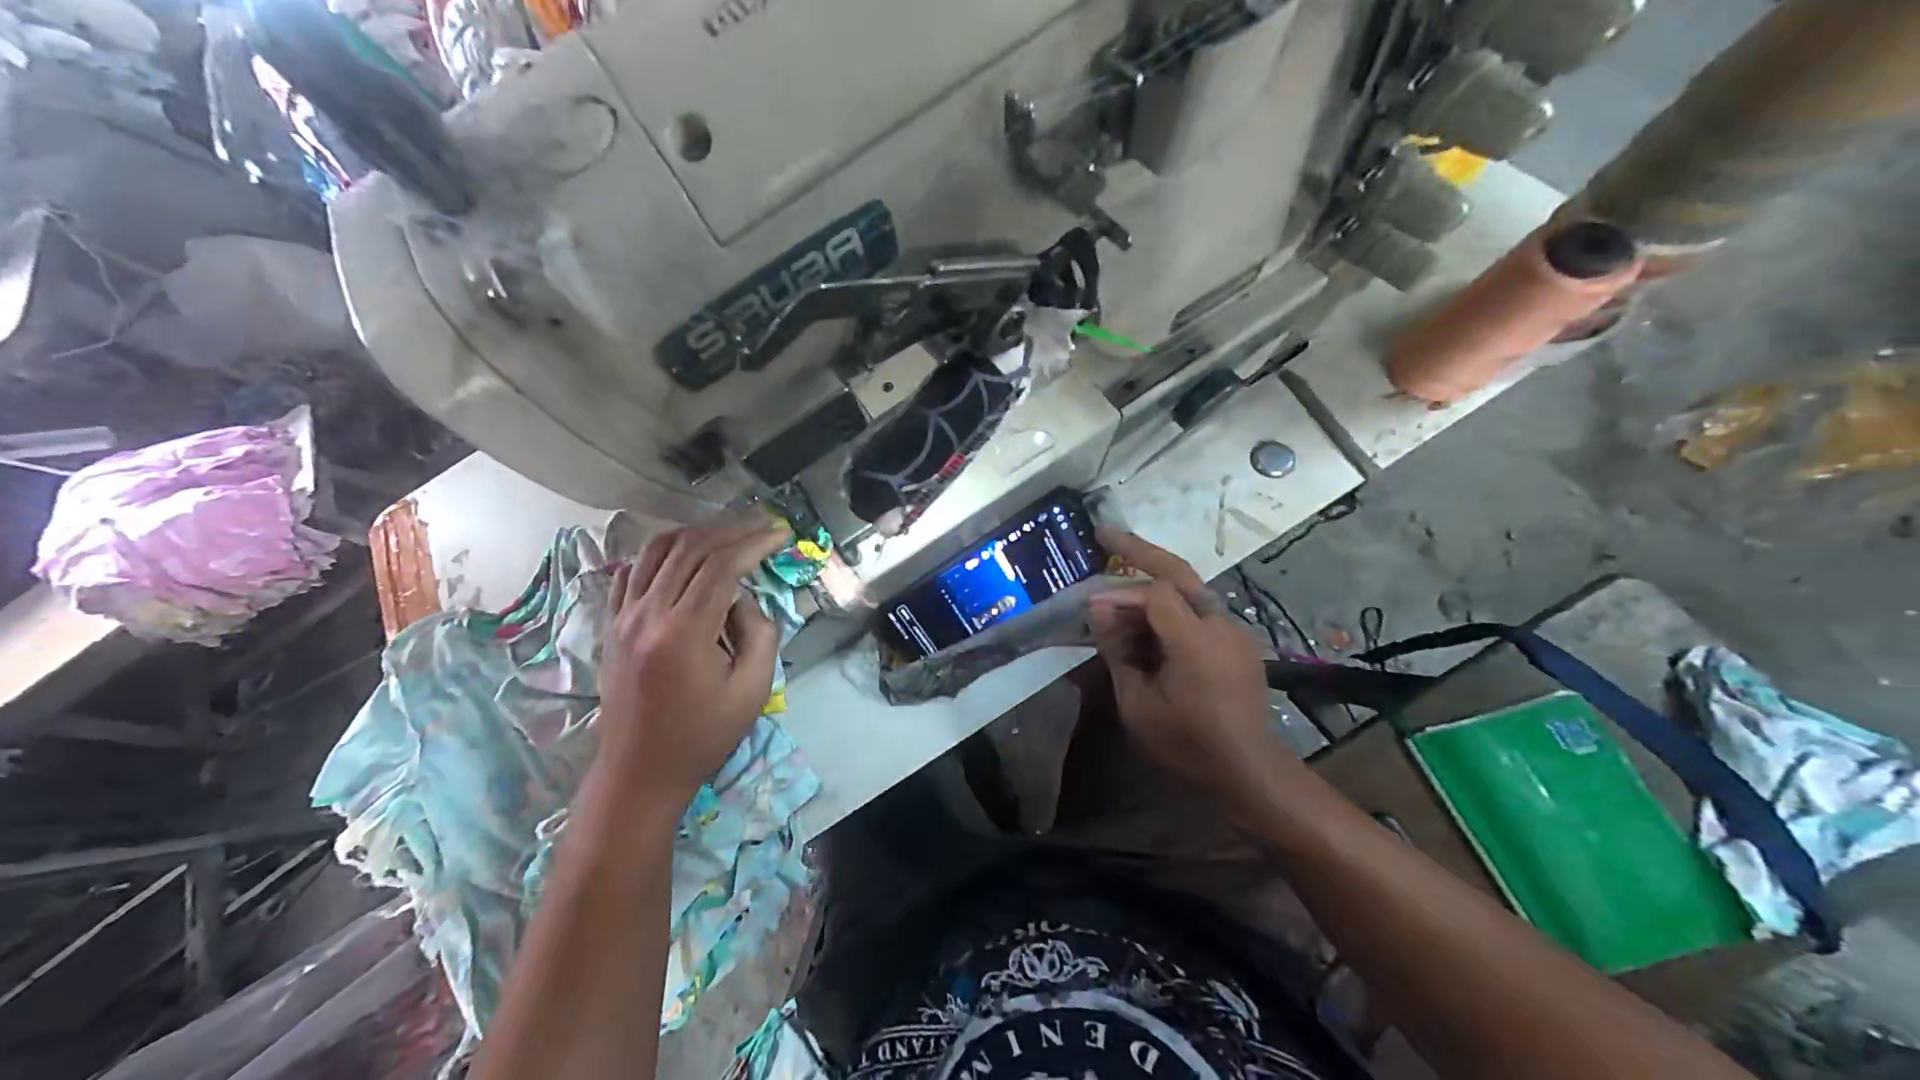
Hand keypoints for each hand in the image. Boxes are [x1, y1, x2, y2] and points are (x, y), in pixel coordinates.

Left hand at [595, 520, 789, 811]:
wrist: (639, 772)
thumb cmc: (702, 736)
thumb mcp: (752, 690)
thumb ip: (759, 634)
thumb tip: (742, 600)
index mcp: (683, 630)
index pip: (722, 564)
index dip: (755, 542)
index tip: (781, 532)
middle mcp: (647, 613)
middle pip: (690, 548)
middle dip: (732, 529)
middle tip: (764, 525)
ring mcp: (622, 616)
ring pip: (657, 550)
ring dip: (696, 533)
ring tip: (728, 533)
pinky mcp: (611, 625)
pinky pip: (630, 573)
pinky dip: (658, 554)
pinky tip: (679, 557)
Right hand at [1086, 529, 1290, 798]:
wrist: (1249, 772)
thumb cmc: (1189, 746)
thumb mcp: (1139, 705)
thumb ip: (1118, 651)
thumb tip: (1098, 609)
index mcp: (1197, 641)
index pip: (1154, 594)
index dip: (1118, 593)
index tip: (1089, 606)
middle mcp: (1221, 625)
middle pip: (1179, 572)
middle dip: (1139, 549)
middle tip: (1105, 532)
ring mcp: (1233, 631)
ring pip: (1189, 589)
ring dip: (1153, 579)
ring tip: (1117, 577)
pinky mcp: (1236, 642)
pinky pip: (1197, 610)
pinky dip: (1167, 605)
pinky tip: (1144, 618)